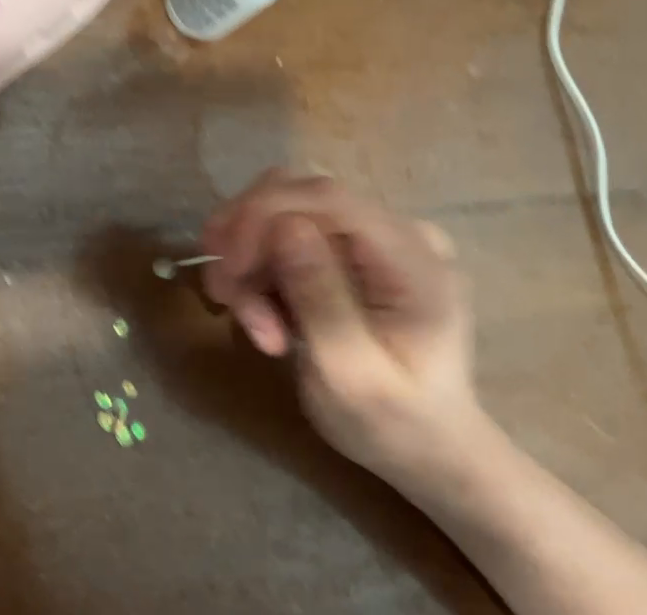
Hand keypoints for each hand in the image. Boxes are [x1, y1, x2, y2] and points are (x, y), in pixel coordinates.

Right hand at [200, 172, 483, 486]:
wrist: (424, 451)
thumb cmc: (393, 423)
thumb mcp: (351, 374)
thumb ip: (322, 298)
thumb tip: (285, 226)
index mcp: (412, 257)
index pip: (326, 197)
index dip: (262, 215)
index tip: (225, 263)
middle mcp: (394, 233)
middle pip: (296, 195)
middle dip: (246, 239)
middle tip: (223, 295)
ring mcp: (372, 241)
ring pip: (280, 216)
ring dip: (249, 265)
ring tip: (254, 327)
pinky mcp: (348, 254)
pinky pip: (283, 241)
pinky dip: (260, 276)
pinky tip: (265, 323)